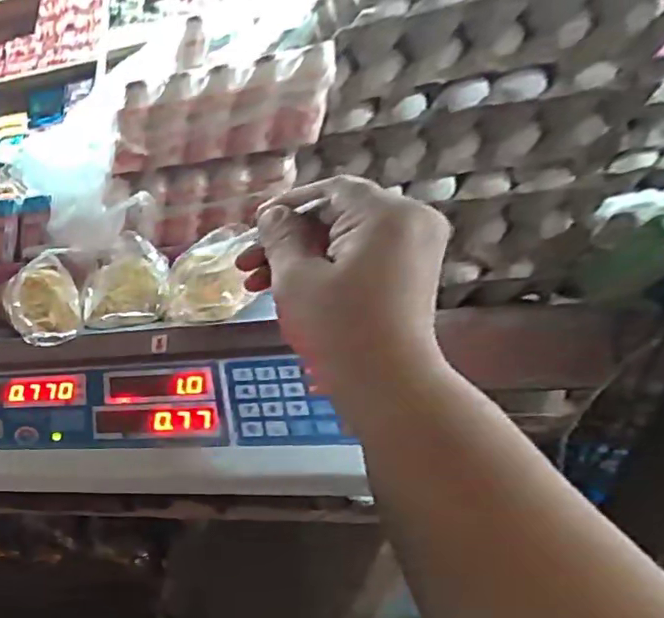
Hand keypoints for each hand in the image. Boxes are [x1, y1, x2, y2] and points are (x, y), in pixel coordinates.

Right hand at [235, 176, 450, 380]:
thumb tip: (273, 215)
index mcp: (386, 214)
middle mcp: (410, 221)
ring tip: (259, 285)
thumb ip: (281, 240)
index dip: (287, 206)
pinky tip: (295, 291)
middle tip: (246, 266)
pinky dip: (329, 269)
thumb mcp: (296, 280)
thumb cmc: (337, 328)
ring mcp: (416, 248)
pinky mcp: (411, 275)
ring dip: (303, 258)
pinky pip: (364, 258)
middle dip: (289, 240)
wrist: (385, 380)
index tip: (253, 227)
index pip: (331, 192)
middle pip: (339, 216)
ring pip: (348, 240)